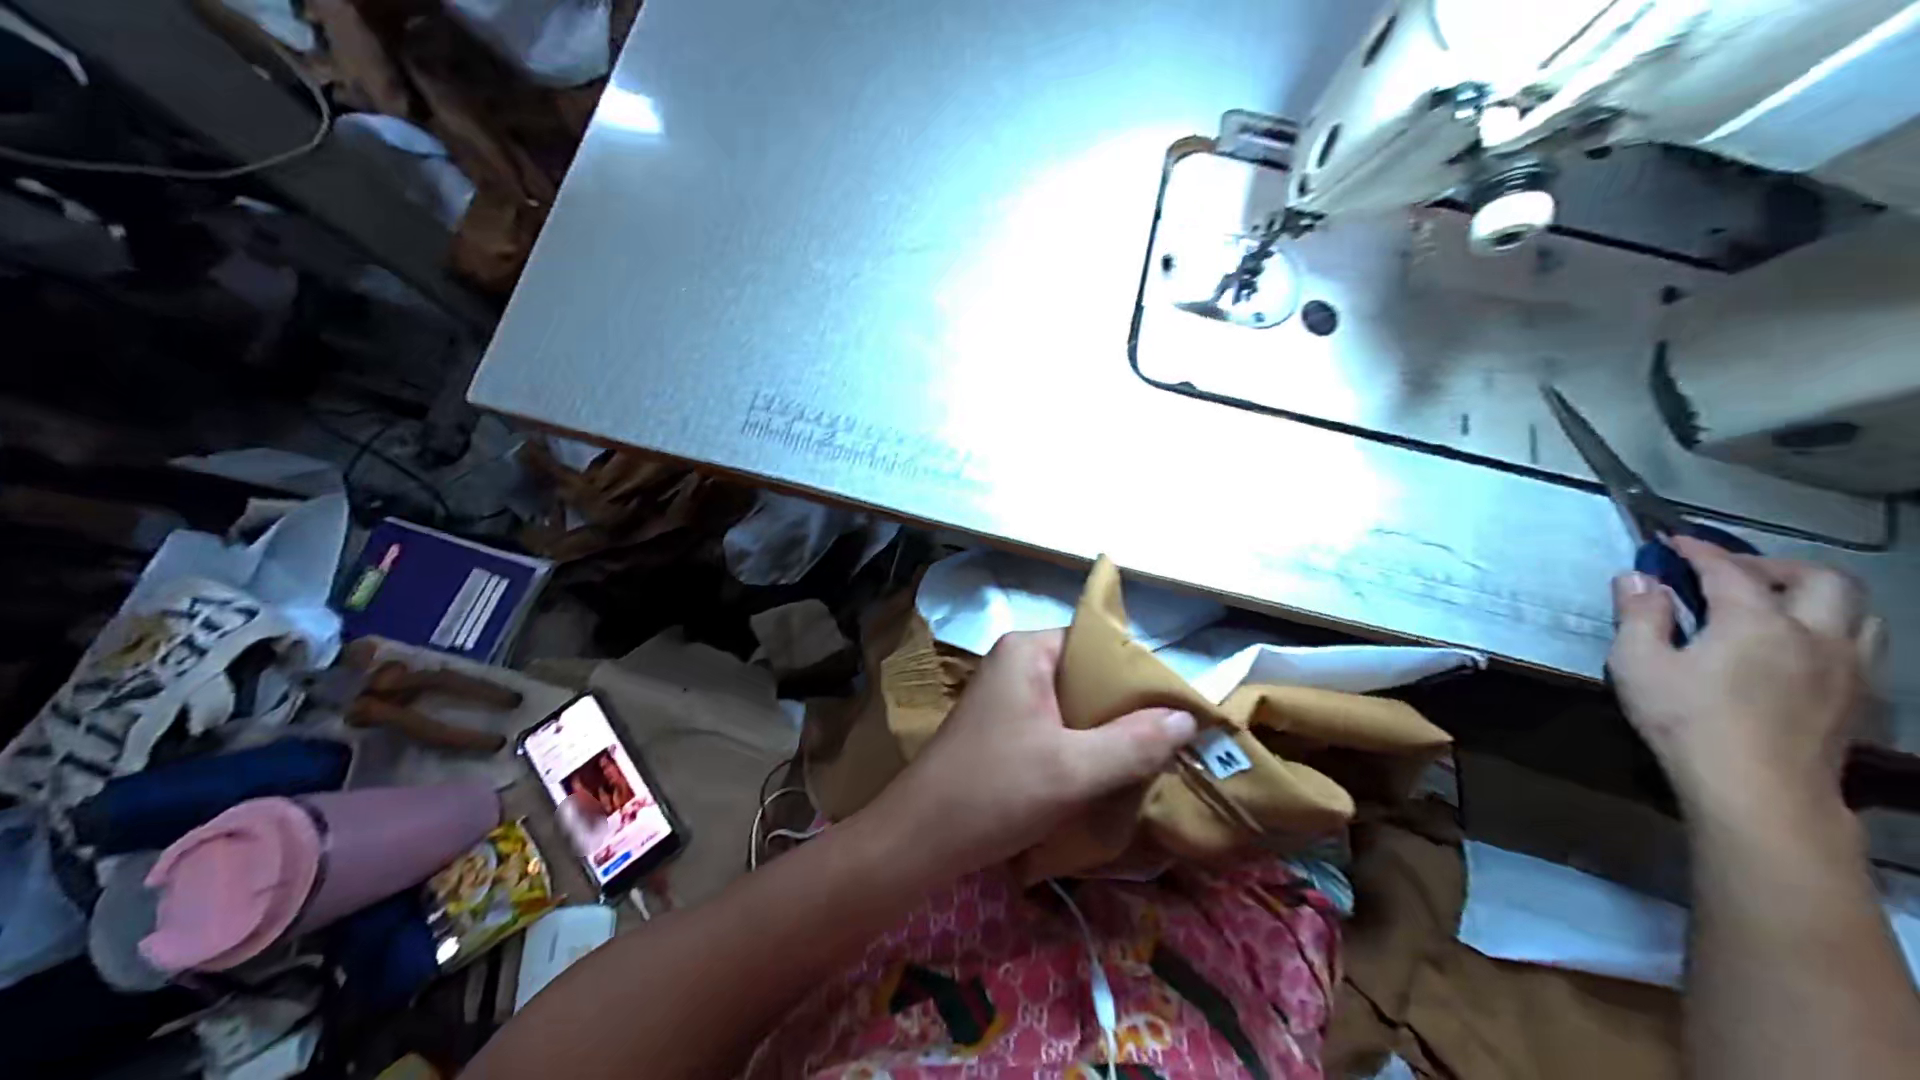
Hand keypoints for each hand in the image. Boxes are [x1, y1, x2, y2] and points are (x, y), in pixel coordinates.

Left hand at [859, 629, 1196, 878]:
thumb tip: (1188, 717)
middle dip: (1128, 707)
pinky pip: (1058, 725)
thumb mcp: (1074, 769)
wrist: (919, 838)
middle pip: (1089, 674)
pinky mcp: (1005, 728)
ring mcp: (1007, 696)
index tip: (1178, 706)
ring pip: (1075, 704)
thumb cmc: (995, 792)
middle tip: (1171, 738)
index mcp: (1028, 650)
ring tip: (1150, 757)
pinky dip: (1084, 746)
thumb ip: (1135, 742)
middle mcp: (1016, 663)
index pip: (1100, 643)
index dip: (1141, 673)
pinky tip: (1110, 772)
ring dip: (1108, 731)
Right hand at [1609, 536, 1879, 816]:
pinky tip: (1800, 645)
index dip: (1700, 551)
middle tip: (1734, 570)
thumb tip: (1637, 578)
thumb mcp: (1638, 664)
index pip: (1729, 570)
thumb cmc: (1686, 720)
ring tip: (1779, 602)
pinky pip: (1861, 644)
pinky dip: (1832, 627)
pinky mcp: (1858, 696)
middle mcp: (1814, 633)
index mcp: (1757, 621)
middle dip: (1775, 565)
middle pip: (1820, 579)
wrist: (1757, 789)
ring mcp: (1847, 666)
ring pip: (1858, 610)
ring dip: (1818, 595)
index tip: (1674, 541)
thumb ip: (1639, 616)